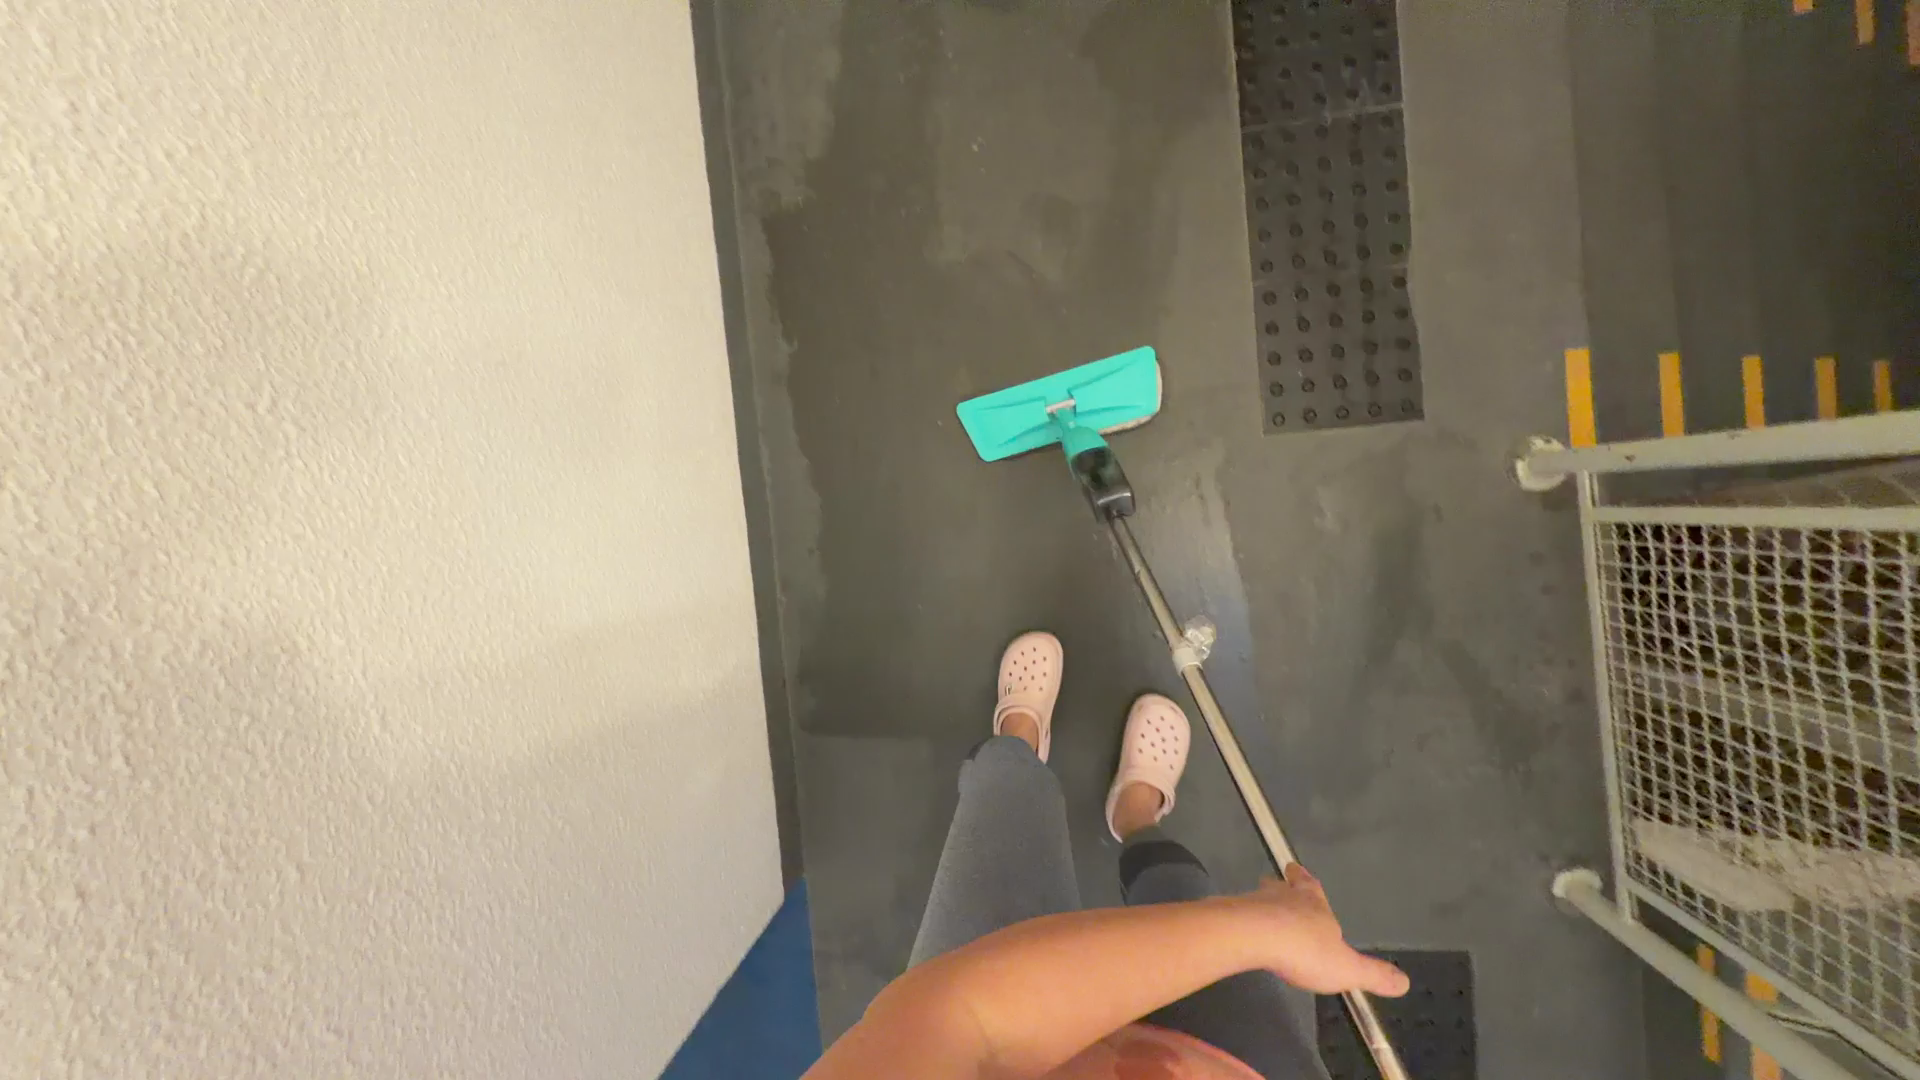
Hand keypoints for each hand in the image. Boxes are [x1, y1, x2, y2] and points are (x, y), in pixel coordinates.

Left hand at [1229, 866, 1410, 996]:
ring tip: (1264, 913)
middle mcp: (1284, 895)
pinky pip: (1241, 911)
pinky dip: (1245, 919)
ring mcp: (1256, 900)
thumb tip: (1403, 981)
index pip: (1312, 885)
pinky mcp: (1235, 912)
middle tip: (1279, 885)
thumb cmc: (1304, 949)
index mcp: (1313, 902)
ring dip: (1263, 903)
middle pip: (1283, 884)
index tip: (1300, 870)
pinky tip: (1246, 932)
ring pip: (1260, 896)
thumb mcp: (1348, 968)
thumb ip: (1374, 975)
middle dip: (1284, 886)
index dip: (1308, 881)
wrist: (1253, 935)